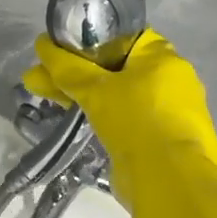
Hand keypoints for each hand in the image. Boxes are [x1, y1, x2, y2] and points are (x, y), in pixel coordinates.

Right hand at [21, 29, 216, 173]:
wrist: (168, 180)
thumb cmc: (135, 120)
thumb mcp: (93, 88)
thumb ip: (65, 66)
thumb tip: (41, 43)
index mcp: (165, 59)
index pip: (127, 37)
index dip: (94, 40)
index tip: (66, 52)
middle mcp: (175, 82)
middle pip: (118, 69)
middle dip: (79, 74)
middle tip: (47, 80)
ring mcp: (172, 114)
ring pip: (120, 96)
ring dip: (87, 97)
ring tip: (53, 102)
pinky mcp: (165, 141)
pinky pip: (128, 120)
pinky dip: (104, 118)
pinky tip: (78, 121)